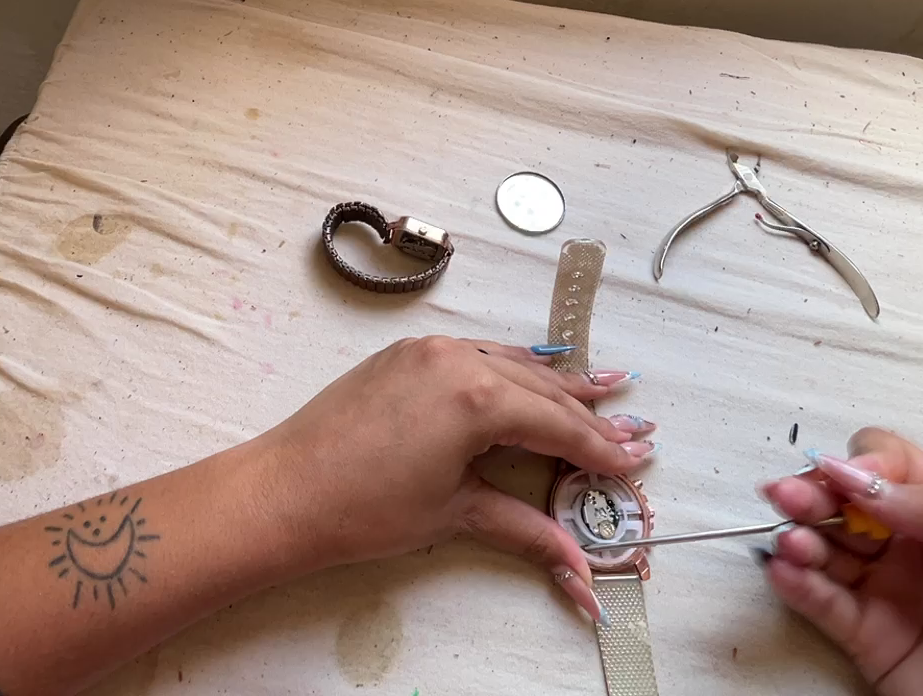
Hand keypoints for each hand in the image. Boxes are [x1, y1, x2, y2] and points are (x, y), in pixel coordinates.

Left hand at [250, 335, 653, 623]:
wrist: (286, 488)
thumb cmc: (366, 508)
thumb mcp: (453, 513)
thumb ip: (524, 529)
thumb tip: (581, 572)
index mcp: (475, 397)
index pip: (555, 424)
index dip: (599, 447)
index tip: (636, 458)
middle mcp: (457, 358)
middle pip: (538, 387)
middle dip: (586, 412)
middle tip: (633, 425)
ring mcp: (428, 349)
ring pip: (507, 362)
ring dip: (551, 380)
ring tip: (599, 385)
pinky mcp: (405, 352)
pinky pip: (472, 352)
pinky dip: (507, 366)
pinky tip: (528, 371)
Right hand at [758, 428, 922, 695]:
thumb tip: (861, 477)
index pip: (897, 469)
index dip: (868, 464)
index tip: (848, 477)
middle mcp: (915, 550)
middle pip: (846, 500)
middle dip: (812, 490)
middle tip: (789, 497)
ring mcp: (887, 594)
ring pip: (824, 544)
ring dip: (798, 534)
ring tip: (794, 546)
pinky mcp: (866, 640)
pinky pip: (818, 600)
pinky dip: (792, 580)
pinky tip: (786, 573)